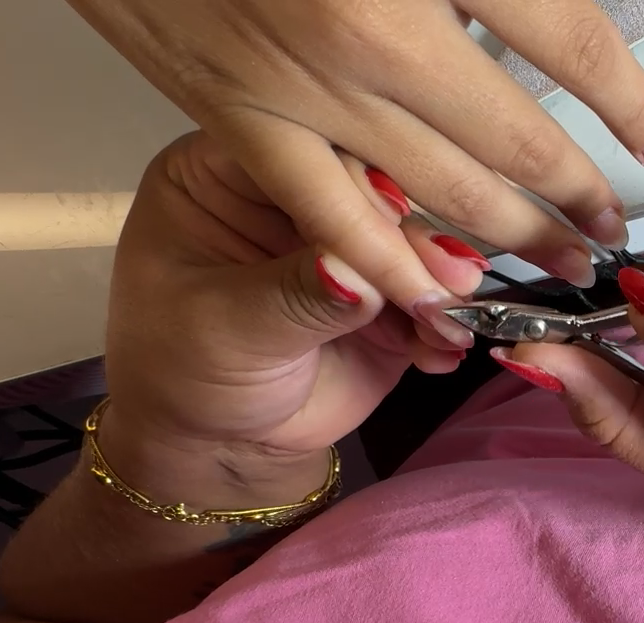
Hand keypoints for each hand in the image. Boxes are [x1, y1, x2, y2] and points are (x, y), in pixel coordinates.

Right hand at [67, 0, 643, 313]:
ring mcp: (299, 81)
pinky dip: (399, 269)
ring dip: (518, 239)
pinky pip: (337, 222)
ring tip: (566, 265)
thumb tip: (545, 14)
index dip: (627, 99)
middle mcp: (364, 26)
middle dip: (578, 194)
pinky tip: (449, 300)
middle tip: (612, 229)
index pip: (566, 38)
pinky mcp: (236, 119)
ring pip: (446, 192)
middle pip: (517, 139)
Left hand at [101, 133, 485, 467]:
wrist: (230, 441)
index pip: (304, 161)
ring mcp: (353, 258)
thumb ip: (294, 297)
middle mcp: (299, 208)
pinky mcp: (391, 307)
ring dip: (443, 291)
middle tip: (455, 281)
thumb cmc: (188, 371)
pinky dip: (444, 331)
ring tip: (452, 328)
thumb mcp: (226, 328)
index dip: (355, 189)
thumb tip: (358, 276)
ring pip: (415, 255)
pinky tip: (442, 356)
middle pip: (374, 203)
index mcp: (231, 181)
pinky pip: (431, 307)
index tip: (397, 223)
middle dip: (417, 245)